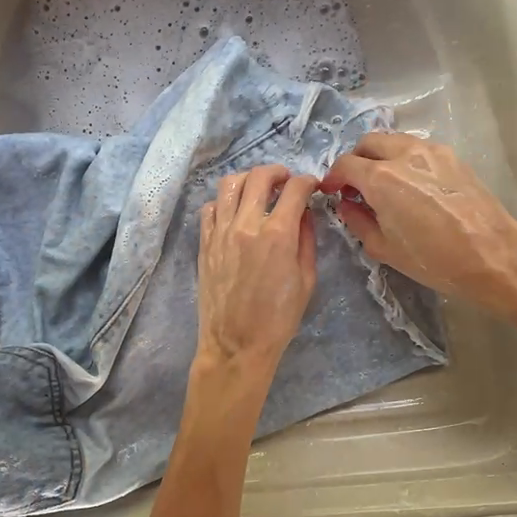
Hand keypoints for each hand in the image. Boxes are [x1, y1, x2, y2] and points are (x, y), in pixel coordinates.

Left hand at [194, 165, 318, 378]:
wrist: (236, 344)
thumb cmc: (278, 319)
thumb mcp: (306, 280)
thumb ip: (306, 240)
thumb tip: (304, 214)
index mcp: (278, 235)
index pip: (295, 189)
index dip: (307, 182)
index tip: (312, 187)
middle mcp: (246, 225)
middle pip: (259, 177)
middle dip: (277, 172)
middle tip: (286, 180)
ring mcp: (221, 233)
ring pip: (229, 185)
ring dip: (248, 180)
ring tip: (258, 190)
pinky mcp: (205, 244)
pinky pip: (210, 208)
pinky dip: (224, 202)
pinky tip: (234, 212)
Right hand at [320, 132, 516, 309]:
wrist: (492, 255)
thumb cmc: (432, 259)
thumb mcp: (383, 248)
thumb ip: (357, 221)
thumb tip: (346, 204)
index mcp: (381, 179)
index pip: (345, 164)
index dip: (333, 178)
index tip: (332, 192)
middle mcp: (405, 155)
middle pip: (369, 142)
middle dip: (356, 160)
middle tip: (355, 186)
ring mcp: (432, 151)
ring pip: (395, 141)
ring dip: (381, 157)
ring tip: (383, 185)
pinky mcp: (453, 157)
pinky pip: (418, 149)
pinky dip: (404, 159)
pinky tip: (411, 186)